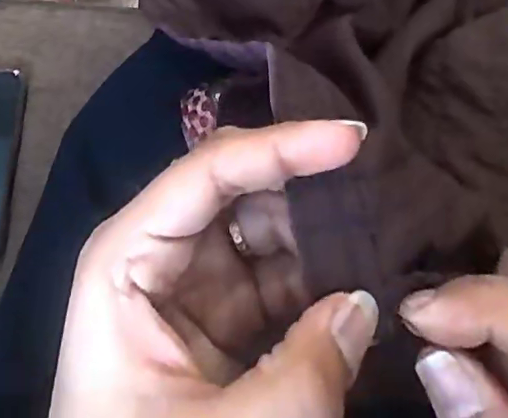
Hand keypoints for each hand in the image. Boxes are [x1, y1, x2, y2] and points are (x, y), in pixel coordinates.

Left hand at [51, 121, 377, 417]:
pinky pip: (274, 275)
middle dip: (304, 179)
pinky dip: (317, 273)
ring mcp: (190, 282)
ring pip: (263, 227)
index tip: (350, 138)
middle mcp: (158, 250)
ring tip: (379, 218)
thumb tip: (365, 301)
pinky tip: (359, 271)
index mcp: (129, 254)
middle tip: (373, 170)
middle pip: (238, 187)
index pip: (210, 171)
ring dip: (318, 226)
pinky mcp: (218, 316)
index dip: (282, 146)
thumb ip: (308, 368)